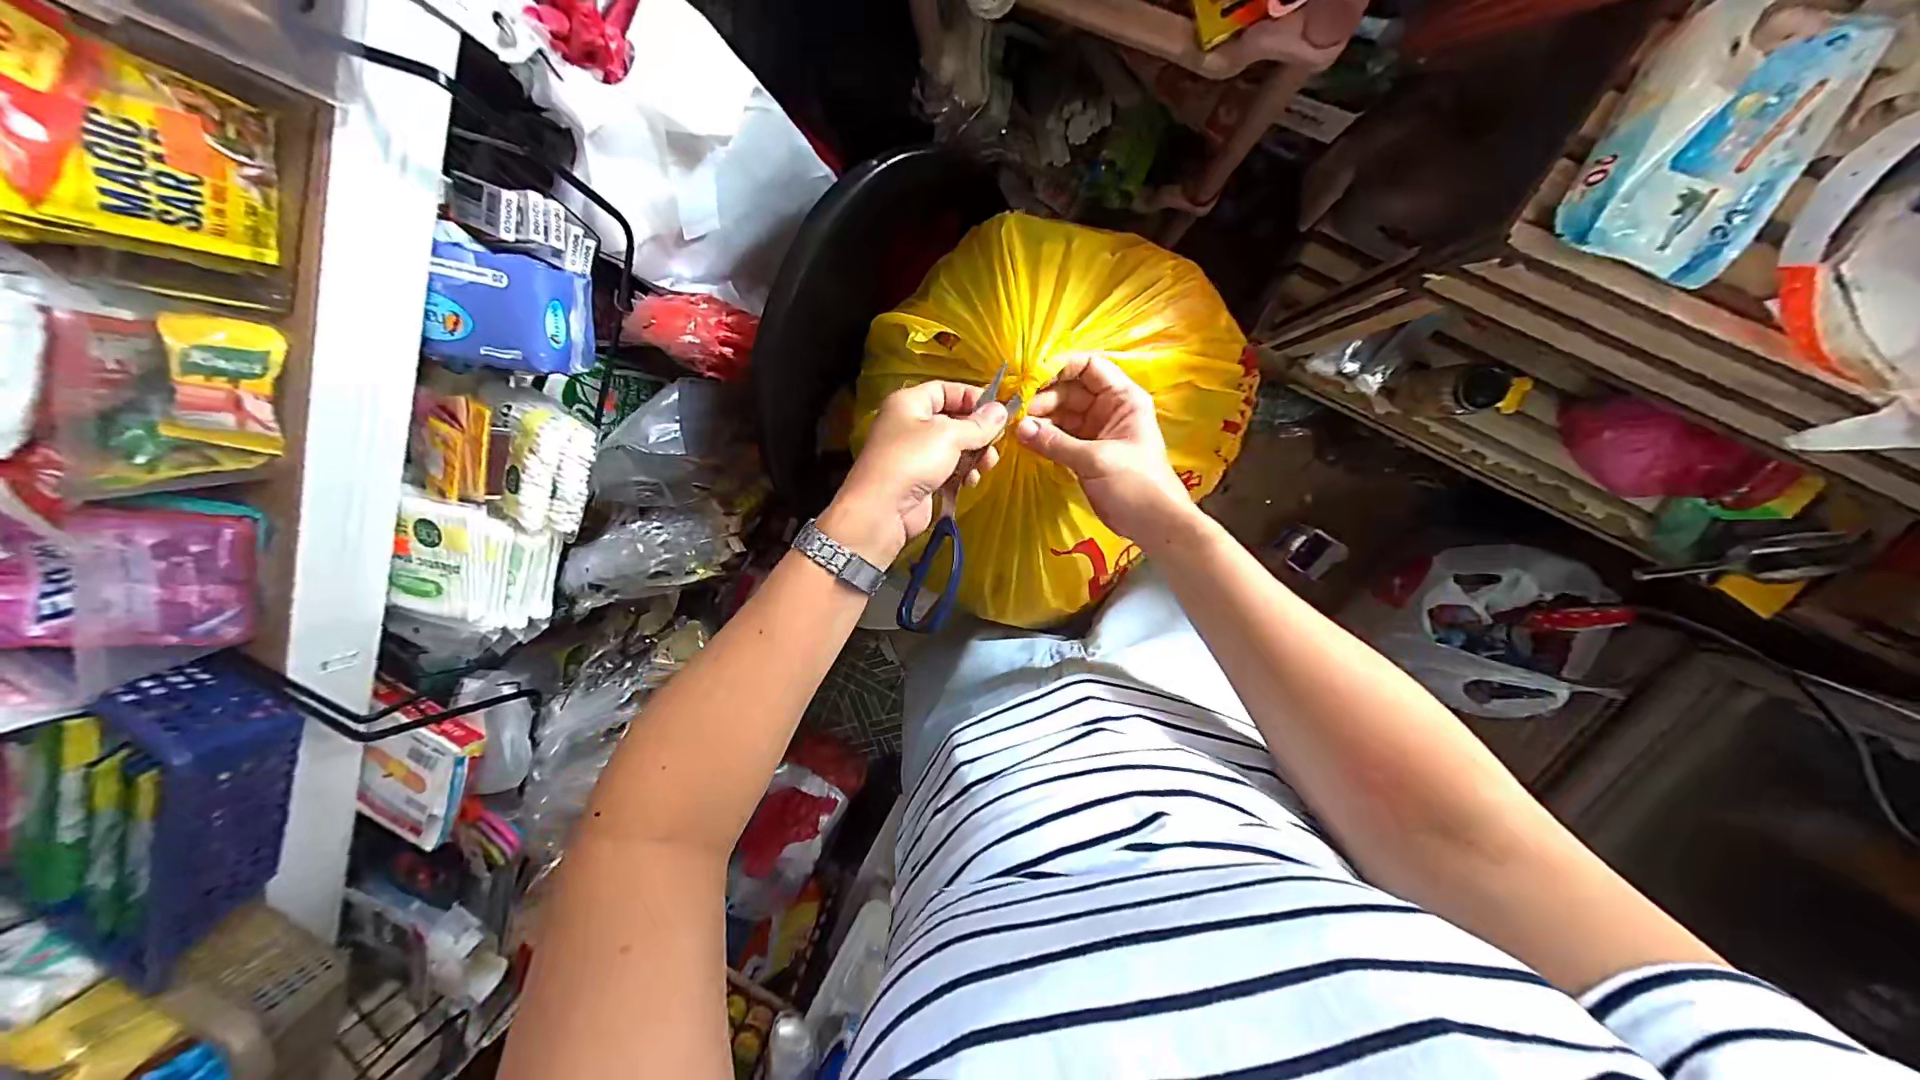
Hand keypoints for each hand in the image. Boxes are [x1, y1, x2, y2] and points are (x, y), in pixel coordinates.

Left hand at [819, 381, 1008, 564]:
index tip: (997, 410)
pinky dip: (962, 473)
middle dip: (977, 431)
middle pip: (952, 419)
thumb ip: (979, 424)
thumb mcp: (950, 435)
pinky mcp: (920, 479)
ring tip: (987, 464)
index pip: (945, 390)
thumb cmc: (913, 460)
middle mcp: (910, 424)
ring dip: (974, 455)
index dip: (971, 397)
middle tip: (996, 443)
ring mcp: (914, 454)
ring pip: (954, 447)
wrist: (883, 509)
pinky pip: (948, 469)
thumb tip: (1001, 410)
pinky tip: (971, 481)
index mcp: (909, 403)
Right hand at [1015, 354, 1196, 547]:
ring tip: (1018, 427)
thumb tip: (1020, 427)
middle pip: (1070, 390)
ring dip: (1040, 418)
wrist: (1154, 525)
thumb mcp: (1096, 460)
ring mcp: (1096, 430)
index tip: (1031, 378)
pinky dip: (1044, 437)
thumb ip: (1056, 443)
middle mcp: (1109, 409)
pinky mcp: (1086, 452)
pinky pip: (1060, 436)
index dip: (1060, 367)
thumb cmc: (1137, 486)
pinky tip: (1025, 439)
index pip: (1089, 367)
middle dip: (1044, 398)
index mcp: (1123, 399)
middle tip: (1019, 411)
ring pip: (1062, 414)